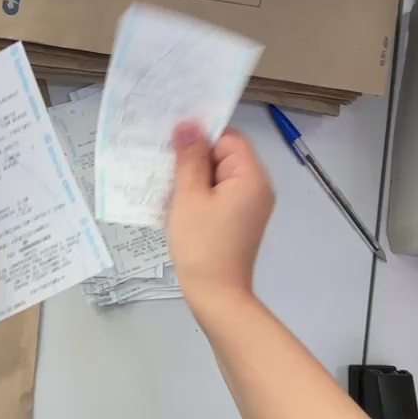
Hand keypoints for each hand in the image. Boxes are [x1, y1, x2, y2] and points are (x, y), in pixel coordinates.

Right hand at [168, 121, 273, 312]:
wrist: (215, 294)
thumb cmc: (201, 244)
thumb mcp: (189, 197)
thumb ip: (189, 158)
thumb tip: (189, 125)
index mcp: (250, 176)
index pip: (228, 138)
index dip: (200, 137)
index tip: (170, 144)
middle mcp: (256, 186)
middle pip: (224, 155)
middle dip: (194, 157)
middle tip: (161, 162)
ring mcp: (249, 205)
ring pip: (218, 176)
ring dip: (193, 177)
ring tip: (165, 184)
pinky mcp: (238, 220)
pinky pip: (218, 195)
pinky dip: (199, 195)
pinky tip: (176, 204)